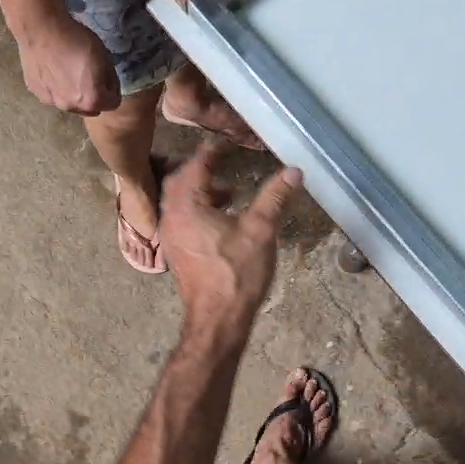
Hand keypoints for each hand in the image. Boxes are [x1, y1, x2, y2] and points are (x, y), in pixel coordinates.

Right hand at [12, 9, 119, 115]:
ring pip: (69, 103)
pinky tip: (52, 69)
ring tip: (68, 72)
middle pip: (90, 108)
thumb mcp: (105, 57)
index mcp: (92, 101)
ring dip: (73, 94)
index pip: (112, 103)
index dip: (112, 88)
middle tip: (87, 75)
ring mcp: (51, 102)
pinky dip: (55, 87)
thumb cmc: (77, 41)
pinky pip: (52, 94)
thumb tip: (108, 87)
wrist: (42, 29)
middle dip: (93, 96)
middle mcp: (71, 107)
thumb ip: (110, 79)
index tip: (106, 75)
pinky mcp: (36, 92)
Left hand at [159, 141, 302, 330]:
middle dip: (200, 170)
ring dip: (200, 192)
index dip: (210, 152)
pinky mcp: (177, 253)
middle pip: (180, 182)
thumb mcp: (260, 230)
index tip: (225, 143)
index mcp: (186, 206)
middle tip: (222, 162)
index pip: (194, 167)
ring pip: (179, 203)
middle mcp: (170, 218)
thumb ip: (274, 197)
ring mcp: (170, 237)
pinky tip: (222, 220)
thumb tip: (293, 171)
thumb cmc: (236, 273)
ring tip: (228, 192)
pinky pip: (181, 220)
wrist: (218, 320)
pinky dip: (198, 211)